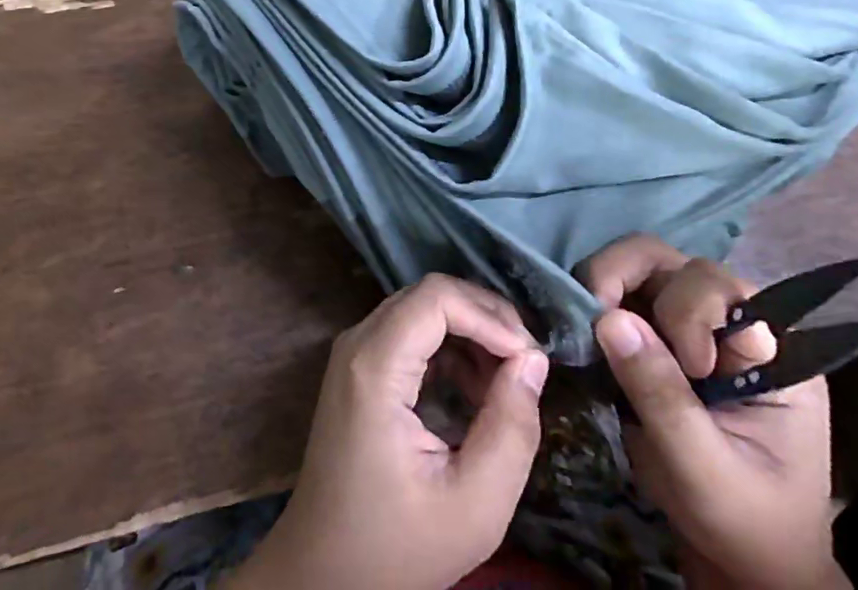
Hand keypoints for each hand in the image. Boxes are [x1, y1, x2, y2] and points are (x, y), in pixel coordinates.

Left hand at [228, 275, 548, 589]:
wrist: (323, 573)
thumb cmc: (396, 546)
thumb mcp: (474, 505)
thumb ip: (512, 428)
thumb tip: (533, 360)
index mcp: (374, 368)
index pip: (437, 297)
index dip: (490, 316)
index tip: (528, 358)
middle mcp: (358, 344)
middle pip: (430, 295)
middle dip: (487, 319)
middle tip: (527, 364)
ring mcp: (355, 353)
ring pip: (424, 310)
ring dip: (472, 335)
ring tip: (506, 385)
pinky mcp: (360, 368)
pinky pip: (412, 333)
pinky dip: (452, 350)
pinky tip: (476, 392)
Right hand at [583, 237, 846, 589]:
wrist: (743, 561)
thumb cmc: (744, 522)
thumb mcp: (705, 470)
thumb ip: (662, 396)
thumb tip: (608, 317)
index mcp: (773, 351)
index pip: (723, 289)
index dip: (688, 310)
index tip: (686, 368)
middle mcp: (734, 324)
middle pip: (675, 265)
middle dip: (626, 277)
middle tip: (597, 317)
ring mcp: (695, 328)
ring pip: (643, 272)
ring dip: (607, 287)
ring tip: (590, 332)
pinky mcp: (661, 340)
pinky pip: (625, 299)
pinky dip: (597, 305)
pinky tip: (588, 339)